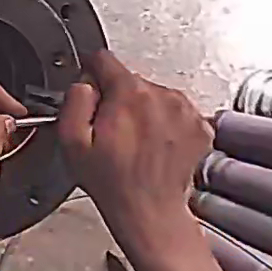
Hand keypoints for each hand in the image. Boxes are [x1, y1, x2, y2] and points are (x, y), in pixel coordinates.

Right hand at [60, 51, 213, 229]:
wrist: (149, 211)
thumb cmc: (112, 181)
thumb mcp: (71, 140)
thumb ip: (74, 100)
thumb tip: (85, 83)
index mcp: (130, 94)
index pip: (104, 59)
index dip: (91, 75)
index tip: (91, 95)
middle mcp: (162, 96)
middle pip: (129, 79)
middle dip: (117, 97)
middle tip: (111, 130)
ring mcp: (185, 111)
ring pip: (151, 93)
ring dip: (141, 109)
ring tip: (133, 141)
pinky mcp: (199, 126)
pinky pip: (172, 110)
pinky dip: (162, 122)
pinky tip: (152, 144)